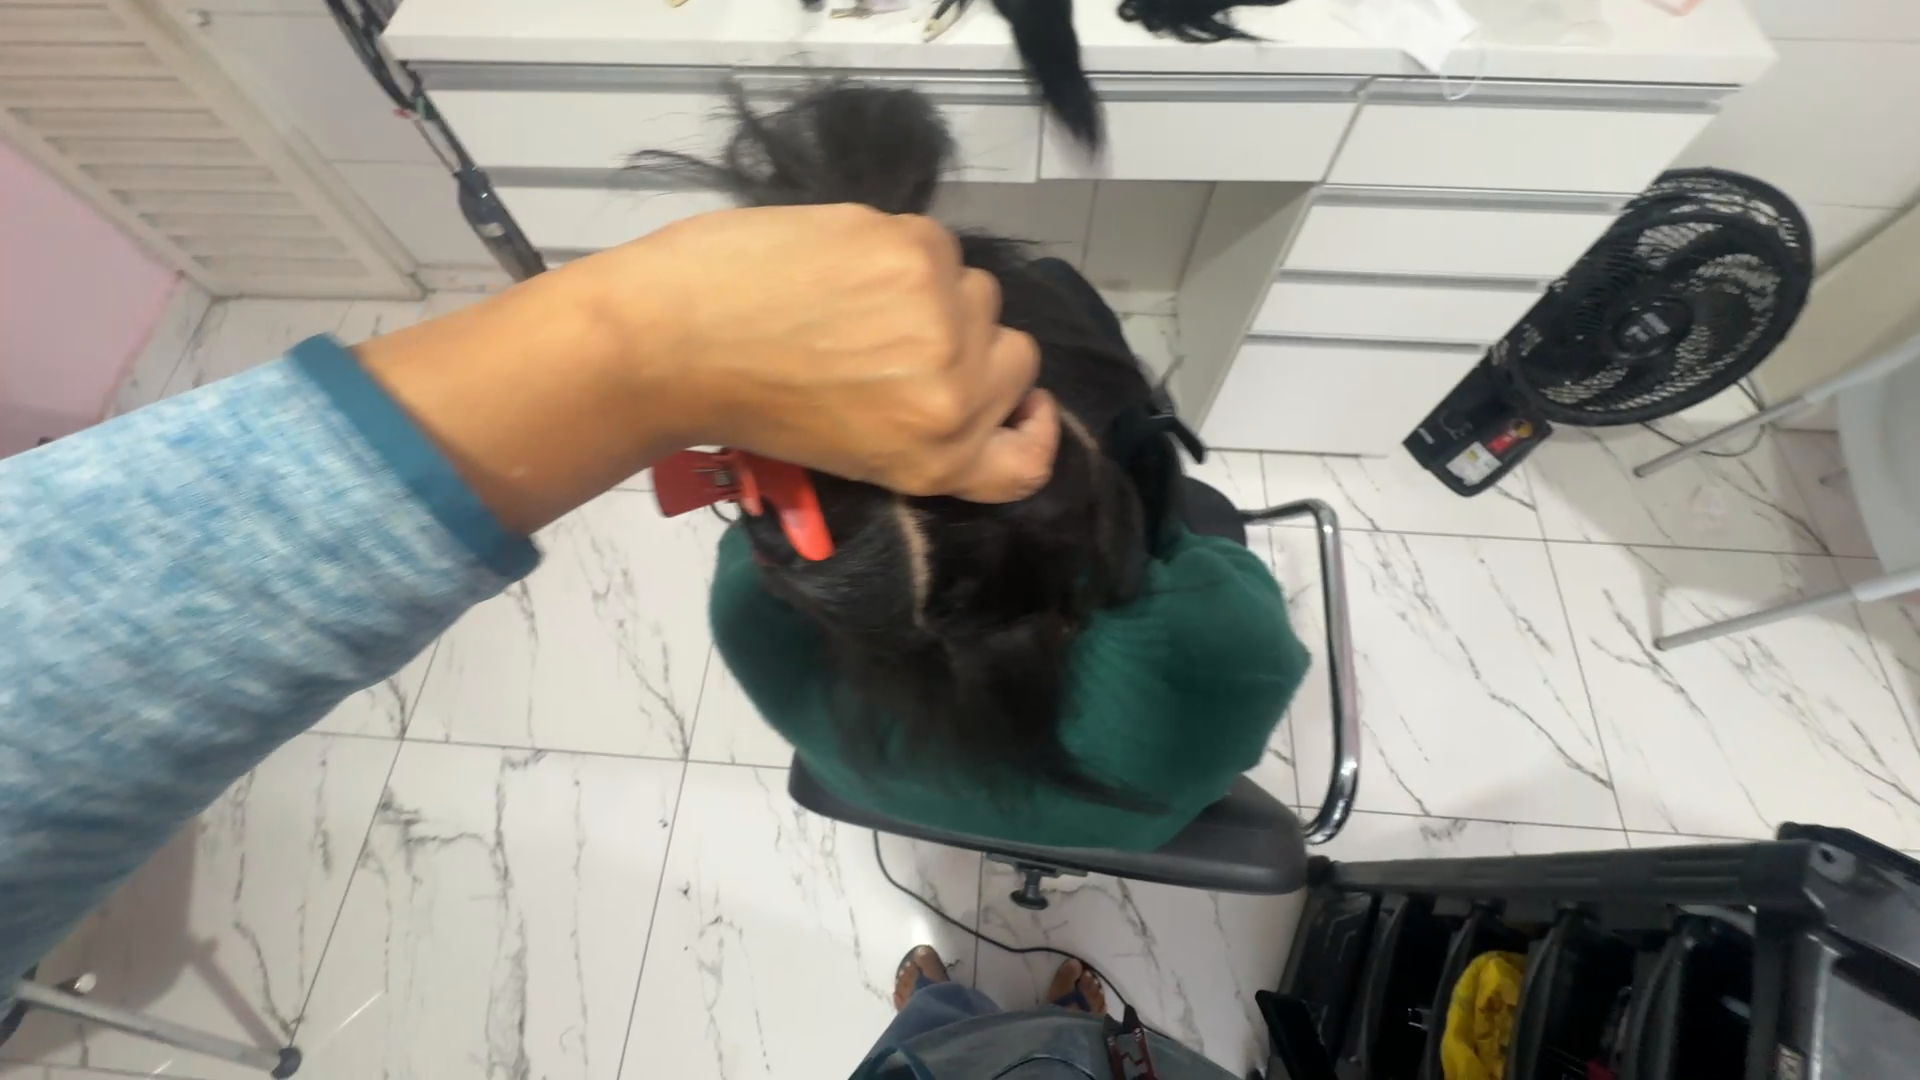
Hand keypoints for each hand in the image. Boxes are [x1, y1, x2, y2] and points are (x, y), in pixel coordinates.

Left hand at [585, 204, 1060, 503]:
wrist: (674, 342)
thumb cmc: (757, 410)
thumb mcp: (860, 456)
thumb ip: (931, 431)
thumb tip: (974, 380)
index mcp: (937, 460)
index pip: (1029, 462)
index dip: (1036, 430)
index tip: (1022, 405)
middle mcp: (956, 395)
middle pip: (1018, 358)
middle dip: (973, 349)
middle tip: (906, 342)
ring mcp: (942, 318)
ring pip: (982, 293)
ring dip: (938, 296)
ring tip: (862, 301)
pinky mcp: (914, 250)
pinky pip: (939, 245)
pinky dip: (902, 252)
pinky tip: (846, 265)